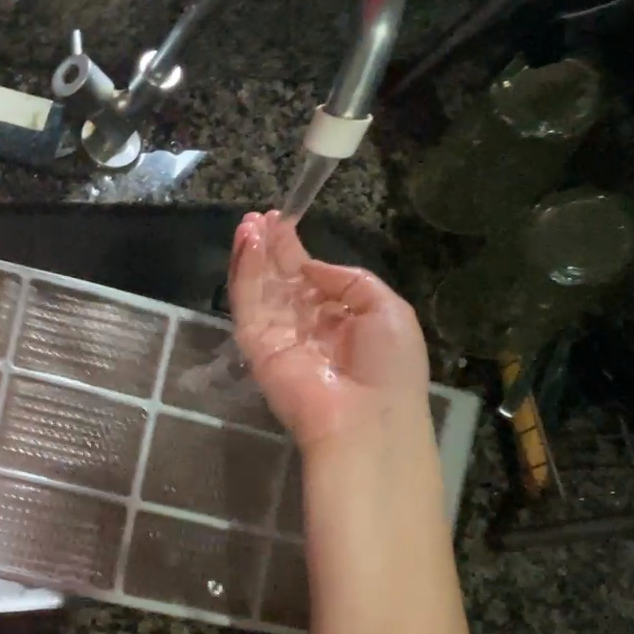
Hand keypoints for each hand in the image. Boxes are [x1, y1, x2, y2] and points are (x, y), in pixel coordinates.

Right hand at [227, 211, 430, 451]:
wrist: (364, 416)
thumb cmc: (389, 365)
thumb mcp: (386, 308)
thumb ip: (348, 280)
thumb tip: (308, 266)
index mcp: (338, 316)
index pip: (308, 278)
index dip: (294, 250)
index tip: (283, 221)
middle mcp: (304, 323)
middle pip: (279, 279)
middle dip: (270, 247)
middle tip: (259, 217)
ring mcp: (277, 334)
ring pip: (259, 288)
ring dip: (252, 255)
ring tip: (248, 224)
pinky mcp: (255, 345)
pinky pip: (247, 304)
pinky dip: (244, 274)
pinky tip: (247, 245)